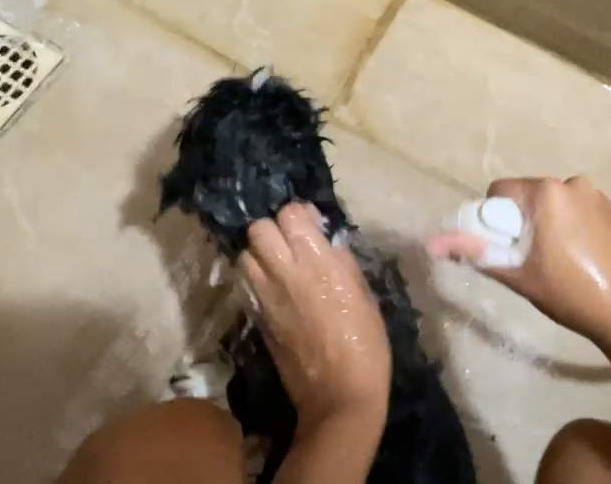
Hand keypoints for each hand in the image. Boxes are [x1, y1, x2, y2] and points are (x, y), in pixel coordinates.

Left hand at [240, 203, 390, 429]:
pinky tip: (273, 290)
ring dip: (259, 255)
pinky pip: (246, 285)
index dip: (299, 215)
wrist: (340, 397)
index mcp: (318, 261)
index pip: (290, 213)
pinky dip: (255, 280)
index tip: (311, 227)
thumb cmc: (365, 343)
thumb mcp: (364, 293)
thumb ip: (342, 262)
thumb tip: (328, 244)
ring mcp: (267, 296)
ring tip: (278, 266)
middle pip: (258, 229)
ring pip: (245, 256)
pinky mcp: (257, 319)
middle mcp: (286, 272)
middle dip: (272, 230)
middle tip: (290, 244)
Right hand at [428, 177, 610, 349]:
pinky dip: (576, 228)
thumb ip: (474, 253)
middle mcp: (572, 183)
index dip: (494, 219)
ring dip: (550, 224)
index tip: (504, 247)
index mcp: (546, 193)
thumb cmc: (571, 293)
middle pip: (530, 196)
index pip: (501, 191)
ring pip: (557, 204)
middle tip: (530, 259)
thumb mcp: (518, 275)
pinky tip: (585, 260)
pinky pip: (582, 211)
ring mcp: (599, 195)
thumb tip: (431, 244)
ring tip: (560, 263)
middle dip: (524, 222)